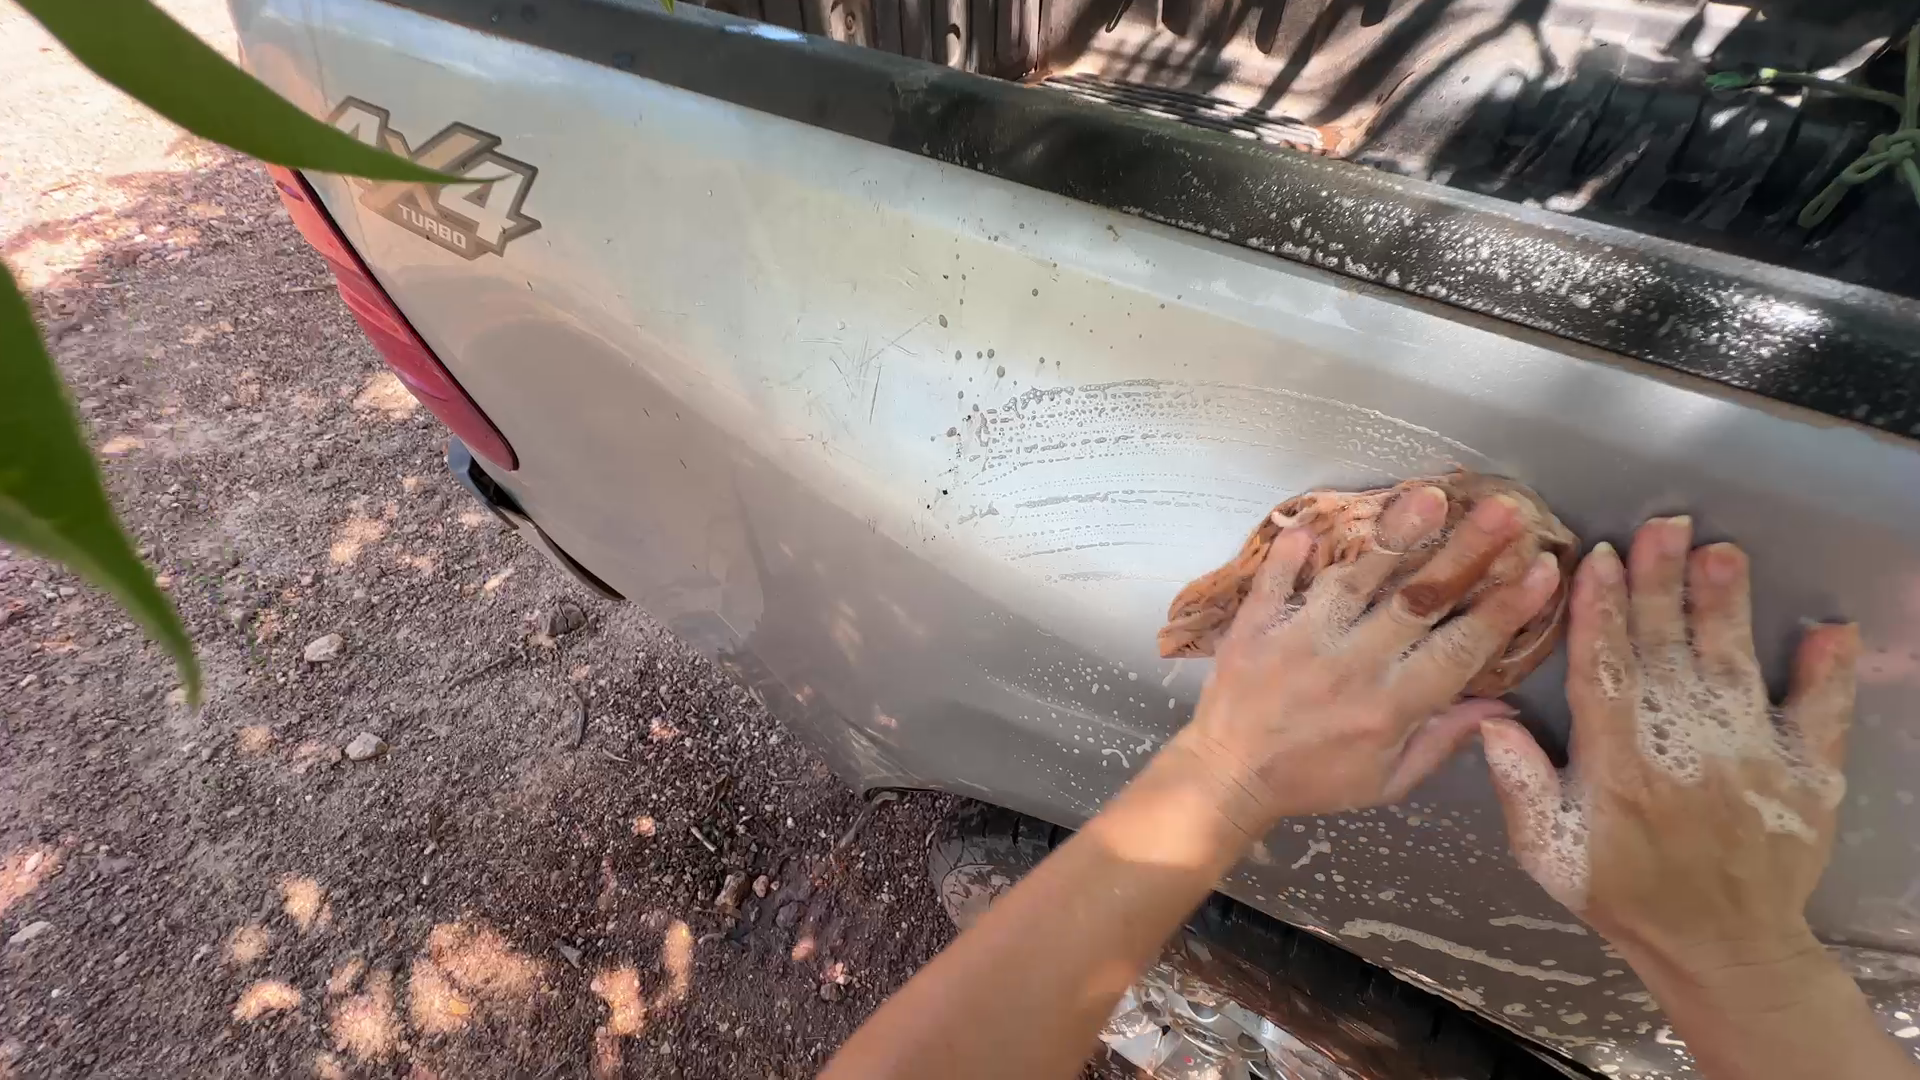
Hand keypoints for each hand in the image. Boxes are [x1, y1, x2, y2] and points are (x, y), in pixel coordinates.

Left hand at [1175, 484, 1561, 831]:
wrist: (1227, 773)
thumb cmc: (1312, 780)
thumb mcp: (1386, 780)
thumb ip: (1441, 739)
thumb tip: (1503, 705)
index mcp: (1389, 705)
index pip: (1461, 649)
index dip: (1505, 608)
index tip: (1541, 567)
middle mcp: (1349, 664)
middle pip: (1416, 601)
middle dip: (1464, 553)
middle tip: (1502, 510)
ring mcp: (1297, 639)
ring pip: (1353, 580)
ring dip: (1393, 537)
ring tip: (1426, 496)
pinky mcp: (1254, 627)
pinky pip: (1273, 582)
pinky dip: (1289, 554)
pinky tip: (1309, 525)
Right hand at [1481, 517, 1859, 984]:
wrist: (1721, 949)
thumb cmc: (1614, 888)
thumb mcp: (1543, 848)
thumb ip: (1519, 782)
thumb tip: (1489, 717)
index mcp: (1618, 766)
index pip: (1606, 672)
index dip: (1600, 612)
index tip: (1597, 560)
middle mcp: (1686, 753)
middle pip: (1669, 654)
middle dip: (1661, 586)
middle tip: (1661, 527)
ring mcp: (1754, 762)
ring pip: (1734, 669)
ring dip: (1727, 607)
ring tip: (1721, 552)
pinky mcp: (1805, 778)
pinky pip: (1820, 717)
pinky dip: (1828, 672)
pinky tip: (1829, 628)